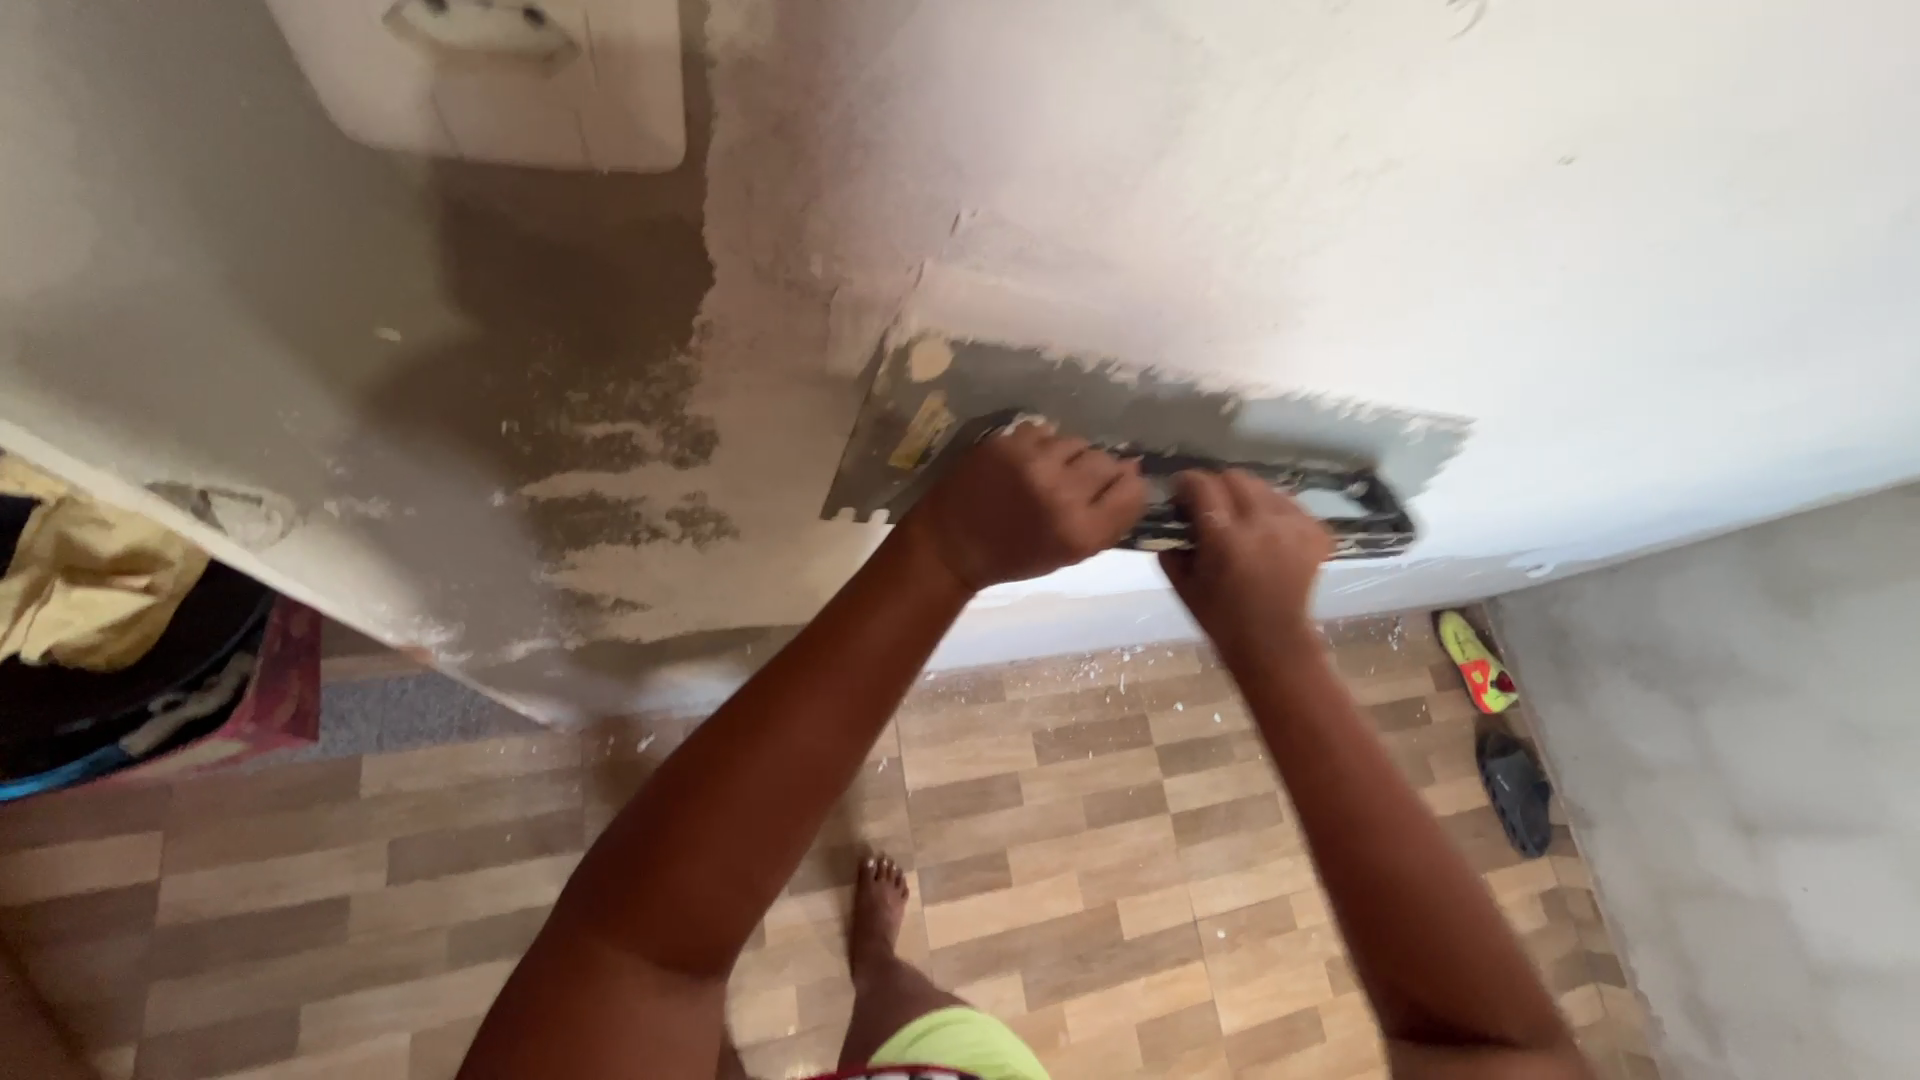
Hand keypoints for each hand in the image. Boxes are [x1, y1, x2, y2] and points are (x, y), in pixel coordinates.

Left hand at [903, 421, 1148, 591]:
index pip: (1133, 491)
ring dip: (1070, 455)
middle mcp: (1063, 494)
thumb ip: (1108, 519)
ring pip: (1077, 442)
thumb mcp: (1068, 554)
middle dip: (1099, 470)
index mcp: (1081, 532)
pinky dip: (1042, 444)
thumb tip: (1134, 473)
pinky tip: (1028, 461)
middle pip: (1108, 462)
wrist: (951, 544)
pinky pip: (1045, 430)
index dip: (1127, 486)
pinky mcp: (1007, 444)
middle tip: (1075, 482)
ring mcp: (1034, 464)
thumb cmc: (1014, 556)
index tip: (1113, 488)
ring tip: (1049, 471)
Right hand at [1158, 470, 1331, 662]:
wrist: (1273, 642)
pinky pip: (1290, 504)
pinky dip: (1273, 510)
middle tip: (1208, 506)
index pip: (1202, 485)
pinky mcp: (1316, 534)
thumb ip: (1170, 553)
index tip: (1180, 493)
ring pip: (1264, 487)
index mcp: (1224, 538)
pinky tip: (1265, 530)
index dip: (1186, 483)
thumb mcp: (1183, 587)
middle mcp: (1261, 524)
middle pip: (1235, 477)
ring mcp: (1293, 527)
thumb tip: (1171, 530)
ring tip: (1240, 517)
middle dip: (1216, 486)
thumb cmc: (1222, 618)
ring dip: (1245, 496)